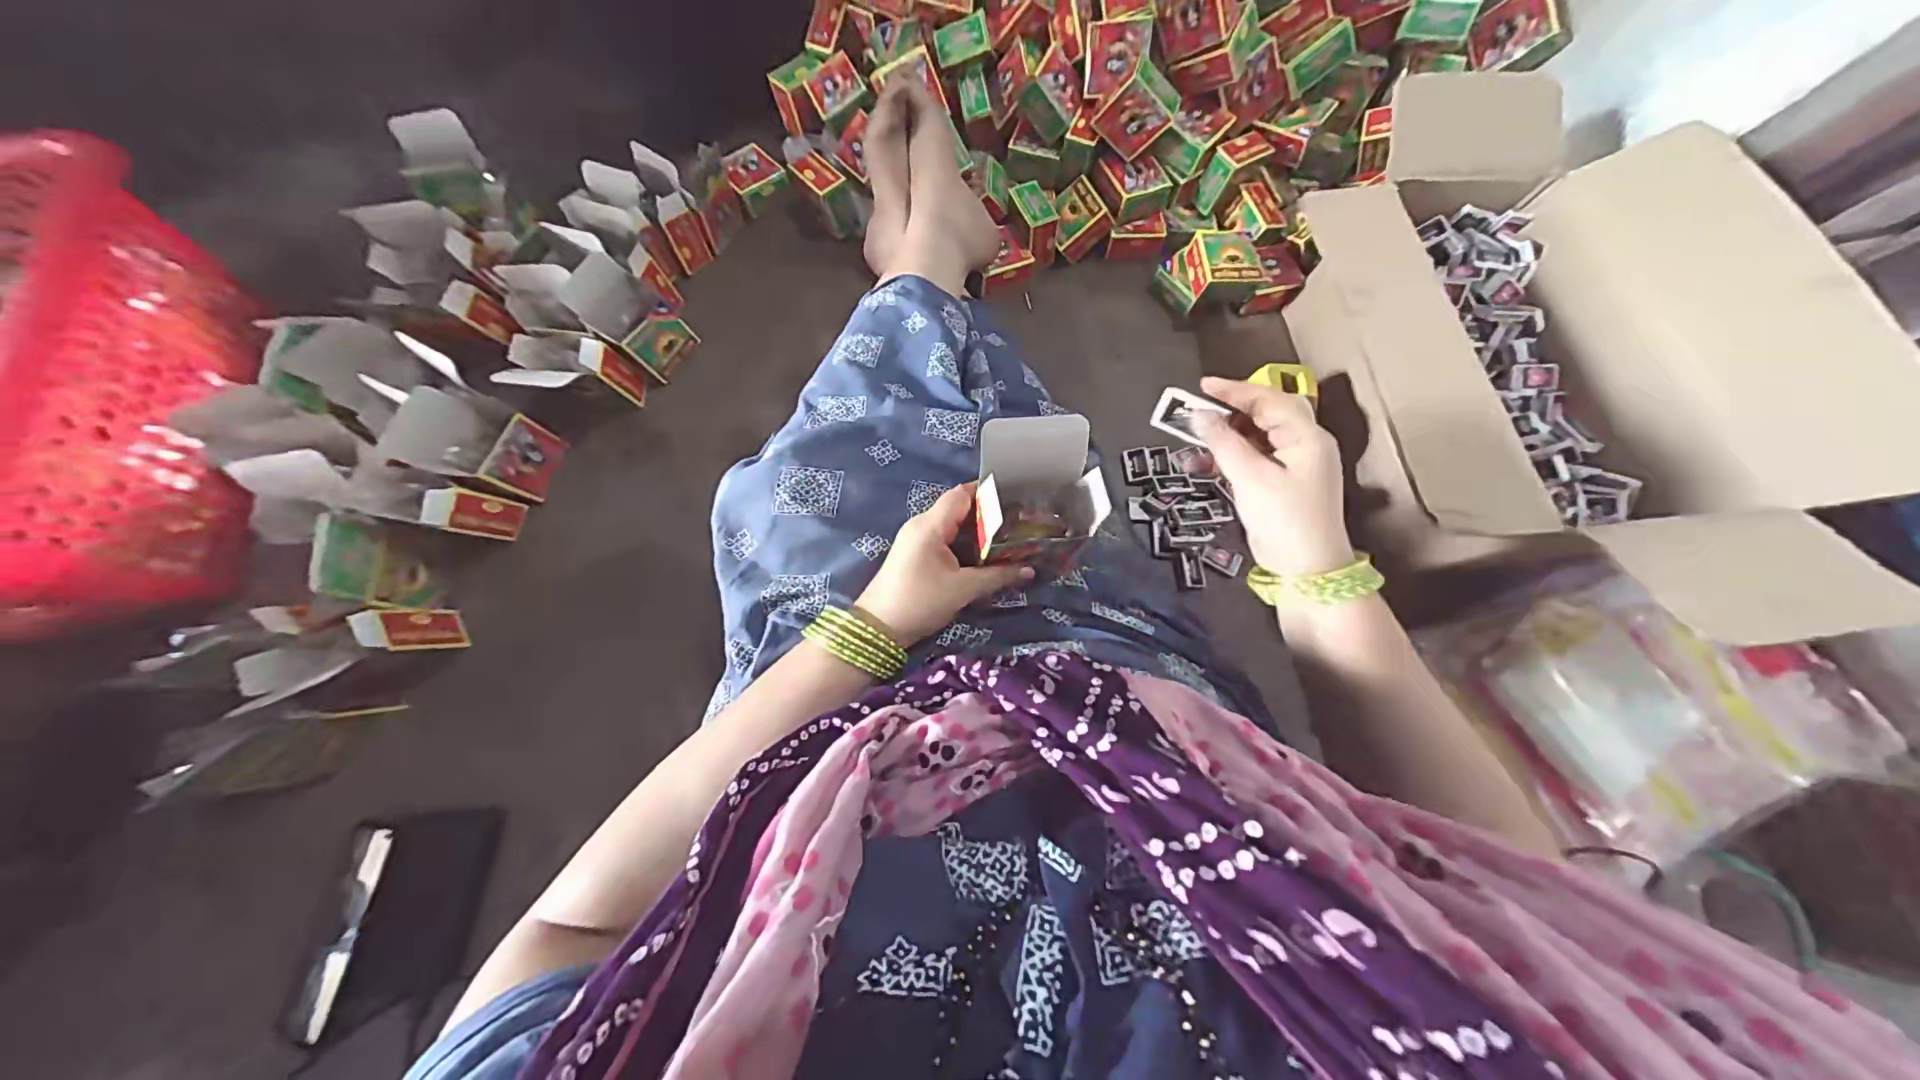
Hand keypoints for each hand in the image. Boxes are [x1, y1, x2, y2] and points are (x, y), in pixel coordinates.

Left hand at [856, 483, 1032, 645]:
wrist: (878, 628)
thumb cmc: (920, 602)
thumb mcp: (963, 589)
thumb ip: (997, 576)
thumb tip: (1029, 570)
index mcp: (930, 526)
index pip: (962, 494)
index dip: (988, 493)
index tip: (1016, 500)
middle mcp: (921, 525)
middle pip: (958, 507)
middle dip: (988, 513)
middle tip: (1018, 522)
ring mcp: (915, 538)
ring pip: (952, 524)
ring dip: (977, 529)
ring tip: (1007, 537)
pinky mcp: (914, 553)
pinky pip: (943, 537)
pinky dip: (964, 541)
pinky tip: (983, 553)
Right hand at [1195, 376, 1354, 577]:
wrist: (1308, 568)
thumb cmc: (1284, 521)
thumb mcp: (1250, 479)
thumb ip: (1223, 442)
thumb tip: (1198, 414)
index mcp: (1306, 437)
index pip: (1268, 399)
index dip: (1233, 390)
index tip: (1202, 386)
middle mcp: (1307, 443)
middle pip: (1267, 412)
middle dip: (1233, 408)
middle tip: (1200, 409)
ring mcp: (1298, 463)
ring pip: (1261, 434)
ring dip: (1230, 433)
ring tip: (1200, 439)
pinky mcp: (1286, 481)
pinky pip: (1259, 455)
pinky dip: (1235, 454)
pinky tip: (1212, 461)